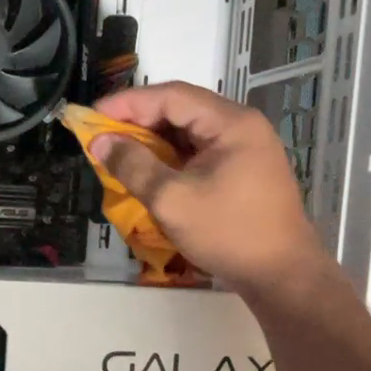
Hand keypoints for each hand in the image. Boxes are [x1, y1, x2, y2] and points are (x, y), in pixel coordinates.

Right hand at [90, 82, 330, 297]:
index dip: (127, 103)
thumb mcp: (171, 199)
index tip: (91, 116)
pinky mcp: (239, 170)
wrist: (280, 273)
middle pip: (179, 110)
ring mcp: (242, 148)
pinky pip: (195, 152)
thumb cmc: (228, 232)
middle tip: (99, 136)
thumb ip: (133, 166)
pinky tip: (145, 170)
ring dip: (150, 140)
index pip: (170, 96)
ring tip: (115, 153)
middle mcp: (240, 126)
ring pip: (186, 132)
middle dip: (136, 121)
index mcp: (230, 123)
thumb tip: (99, 142)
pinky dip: (166, 157)